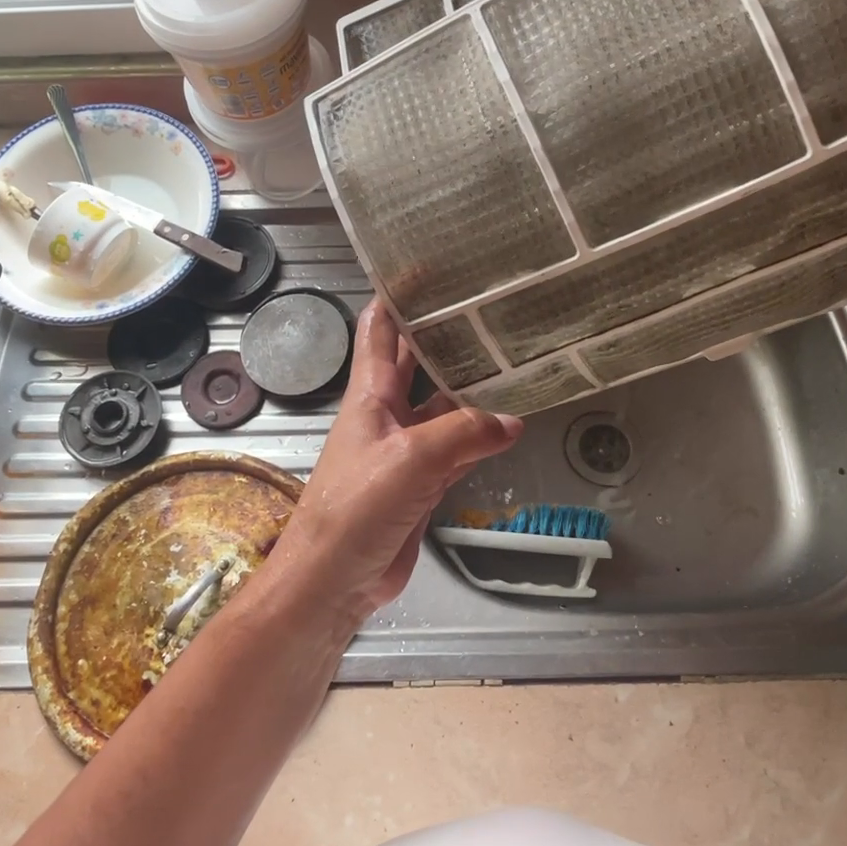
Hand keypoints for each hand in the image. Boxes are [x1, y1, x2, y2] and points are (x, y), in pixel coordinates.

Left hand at [268, 302, 522, 619]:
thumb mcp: (410, 460)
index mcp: (370, 395)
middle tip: (488, 307)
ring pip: (443, 406)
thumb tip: (512, 420)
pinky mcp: (422, 484)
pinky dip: (480, 436)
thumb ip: (463, 435)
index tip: (429, 267)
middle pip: (417, 363)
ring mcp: (406, 449)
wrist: (334, 578)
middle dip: (445, 335)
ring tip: (512, 357)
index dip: (400, 296)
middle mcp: (387, 414)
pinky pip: (456, 449)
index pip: (381, 330)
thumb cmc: (354, 509)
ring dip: (470, 387)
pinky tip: (509, 424)